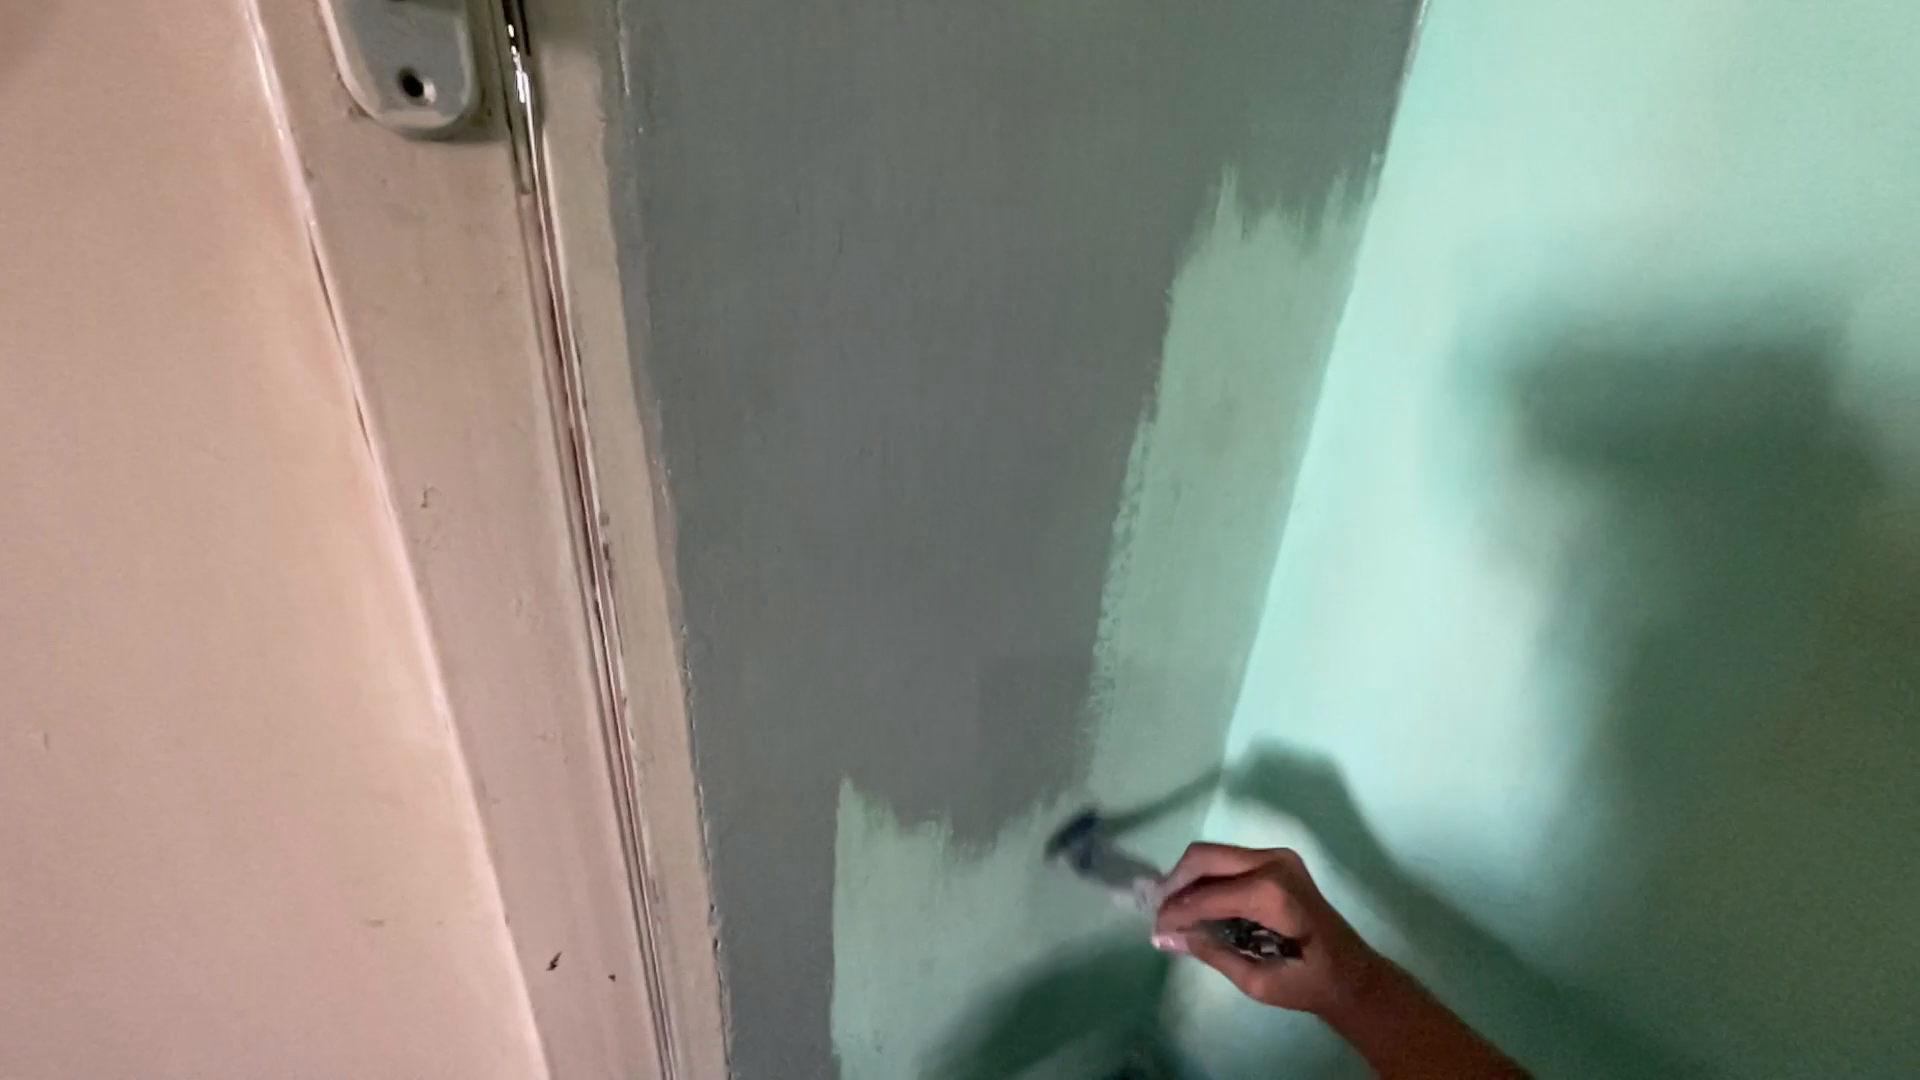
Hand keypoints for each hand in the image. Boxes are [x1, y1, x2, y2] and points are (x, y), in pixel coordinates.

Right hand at [1152, 843, 1380, 1015]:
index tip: (1157, 928)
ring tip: (1173, 906)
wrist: (1355, 975)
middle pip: (1205, 857)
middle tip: (1158, 909)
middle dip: (1176, 882)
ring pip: (1213, 854)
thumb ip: (1212, 953)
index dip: (1178, 910)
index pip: (1210, 894)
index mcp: (1274, 894)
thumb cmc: (1311, 984)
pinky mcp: (1275, 857)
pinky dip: (1206, 877)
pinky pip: (1227, 859)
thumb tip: (1167, 937)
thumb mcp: (1259, 982)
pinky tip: (1197, 900)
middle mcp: (1273, 863)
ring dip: (1188, 877)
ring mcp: (1276, 855)